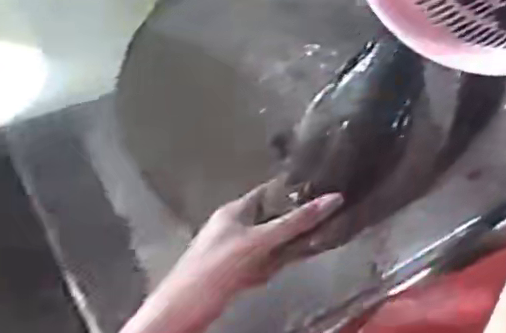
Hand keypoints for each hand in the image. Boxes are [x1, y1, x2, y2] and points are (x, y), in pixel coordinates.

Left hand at [124, 184, 340, 332]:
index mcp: (233, 212)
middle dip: (295, 219)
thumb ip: (296, 221)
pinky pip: (260, 262)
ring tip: (314, 240)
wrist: (169, 325)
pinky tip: (286, 266)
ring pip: (268, 241)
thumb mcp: (257, 244)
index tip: (326, 186)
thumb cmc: (211, 273)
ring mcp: (228, 253)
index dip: (296, 188)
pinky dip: (274, 263)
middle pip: (272, 217)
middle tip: (325, 217)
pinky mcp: (228, 277)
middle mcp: (231, 228)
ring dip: (286, 244)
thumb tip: (336, 196)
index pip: (272, 190)